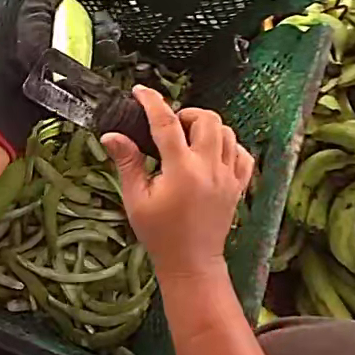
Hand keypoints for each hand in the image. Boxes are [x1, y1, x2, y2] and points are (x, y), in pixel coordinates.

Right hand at [103, 86, 254, 281]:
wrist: (191, 262)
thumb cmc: (159, 234)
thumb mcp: (136, 199)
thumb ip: (127, 163)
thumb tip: (111, 135)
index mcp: (181, 170)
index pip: (166, 123)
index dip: (152, 101)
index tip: (140, 91)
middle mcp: (208, 168)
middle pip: (206, 119)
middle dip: (186, 113)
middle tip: (170, 126)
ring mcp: (228, 177)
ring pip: (227, 132)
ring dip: (207, 127)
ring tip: (189, 139)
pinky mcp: (238, 186)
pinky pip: (242, 153)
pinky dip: (228, 145)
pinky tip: (212, 153)